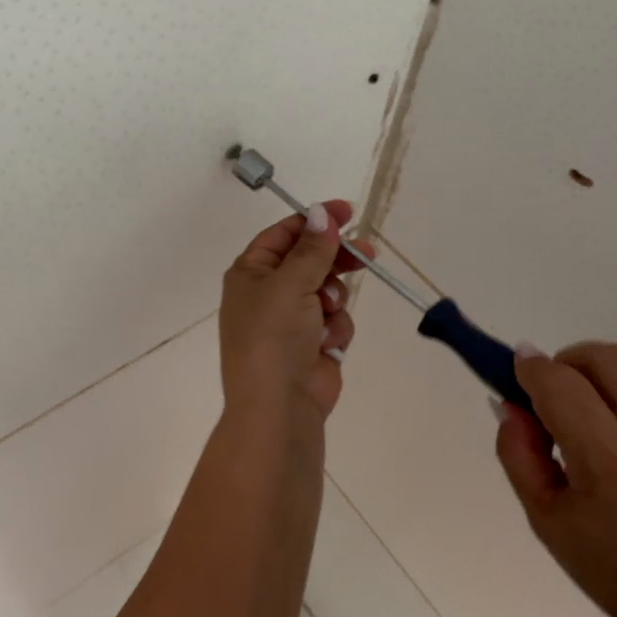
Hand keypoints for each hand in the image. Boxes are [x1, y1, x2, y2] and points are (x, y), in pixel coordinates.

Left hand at [219, 200, 373, 418]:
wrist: (279, 405)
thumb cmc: (274, 336)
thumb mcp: (290, 283)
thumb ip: (311, 249)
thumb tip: (321, 213)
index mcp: (250, 272)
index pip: (284, 234)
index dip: (314, 221)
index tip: (347, 212)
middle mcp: (268, 292)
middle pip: (310, 260)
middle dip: (336, 259)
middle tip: (366, 252)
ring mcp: (292, 320)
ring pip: (329, 290)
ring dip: (334, 300)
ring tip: (327, 314)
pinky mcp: (314, 343)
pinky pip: (336, 320)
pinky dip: (336, 329)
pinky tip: (327, 345)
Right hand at [494, 343, 616, 616]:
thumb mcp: (549, 524)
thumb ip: (519, 454)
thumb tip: (511, 404)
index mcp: (614, 464)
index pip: (559, 382)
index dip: (527, 368)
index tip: (510, 373)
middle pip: (602, 356)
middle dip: (565, 364)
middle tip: (550, 400)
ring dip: (597, 377)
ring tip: (587, 422)